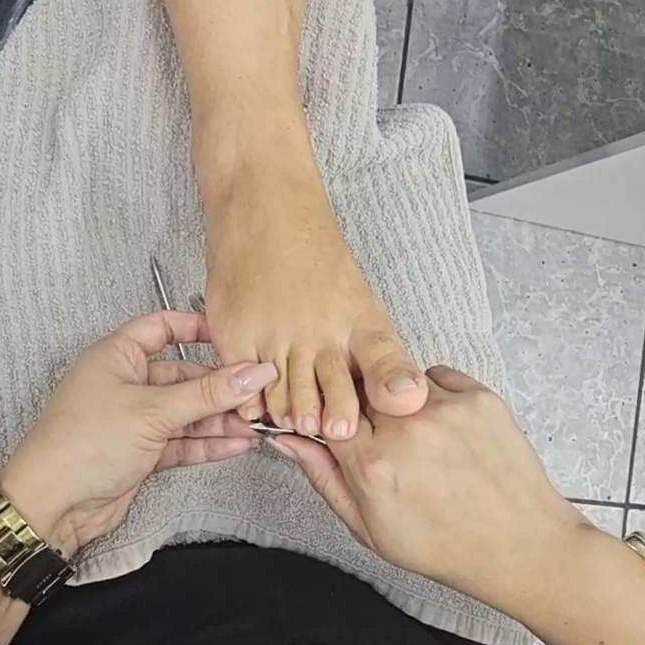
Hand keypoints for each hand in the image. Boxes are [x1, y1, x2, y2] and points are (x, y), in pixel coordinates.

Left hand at [0, 311, 276, 556]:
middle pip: (182, 375)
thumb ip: (208, 393)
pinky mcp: (139, 452)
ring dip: (218, 419)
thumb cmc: (86, 443)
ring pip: (185, 412)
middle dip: (219, 386)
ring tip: (256, 425)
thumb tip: (254, 373)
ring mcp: (132, 419)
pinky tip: (237, 445)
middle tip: (258, 394)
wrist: (51, 505)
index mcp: (117, 355)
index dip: (196, 328)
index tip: (234, 338)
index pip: (161, 328)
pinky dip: (206, 443)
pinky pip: (180, 441)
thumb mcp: (153, 411)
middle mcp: (125, 383)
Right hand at [196, 116, 426, 441]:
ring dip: (294, 419)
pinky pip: (246, 390)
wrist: (265, 207)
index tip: (378, 427)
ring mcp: (277, 337)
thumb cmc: (314, 255)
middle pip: (332, 405)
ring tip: (297, 426)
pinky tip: (262, 407)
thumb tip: (407, 401)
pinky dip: (255, 405)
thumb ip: (380, 357)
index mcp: (362, 323)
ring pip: (289, 404)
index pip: (384, 380)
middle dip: (333, 426)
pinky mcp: (237, 335)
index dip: (381, 411)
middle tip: (331, 437)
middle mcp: (321, 334)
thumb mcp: (361, 302)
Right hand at [269, 366, 595, 602]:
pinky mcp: (479, 397)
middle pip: (359, 391)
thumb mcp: (368, 527)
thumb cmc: (445, 546)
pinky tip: (444, 431)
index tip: (339, 431)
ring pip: (396, 382)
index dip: (330, 423)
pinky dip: (432, 395)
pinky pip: (436, 376)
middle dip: (362, 410)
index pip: (325, 415)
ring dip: (397, 402)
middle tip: (383, 439)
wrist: (522, 546)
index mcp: (373, 464)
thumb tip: (287, 439)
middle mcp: (407, 428)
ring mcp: (446, 408)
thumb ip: (323, 477)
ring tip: (421, 441)